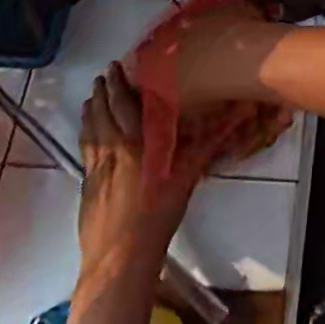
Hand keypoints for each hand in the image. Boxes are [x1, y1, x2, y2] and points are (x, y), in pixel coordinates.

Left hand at [77, 63, 199, 266]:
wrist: (120, 257)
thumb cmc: (158, 213)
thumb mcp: (188, 176)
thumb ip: (209, 143)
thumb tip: (239, 116)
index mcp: (137, 143)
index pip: (125, 106)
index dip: (120, 85)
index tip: (118, 67)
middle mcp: (113, 150)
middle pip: (103, 114)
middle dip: (102, 92)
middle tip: (103, 74)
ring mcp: (95, 168)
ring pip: (90, 131)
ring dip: (90, 110)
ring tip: (91, 96)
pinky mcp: (86, 186)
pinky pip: (85, 149)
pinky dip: (85, 133)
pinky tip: (88, 131)